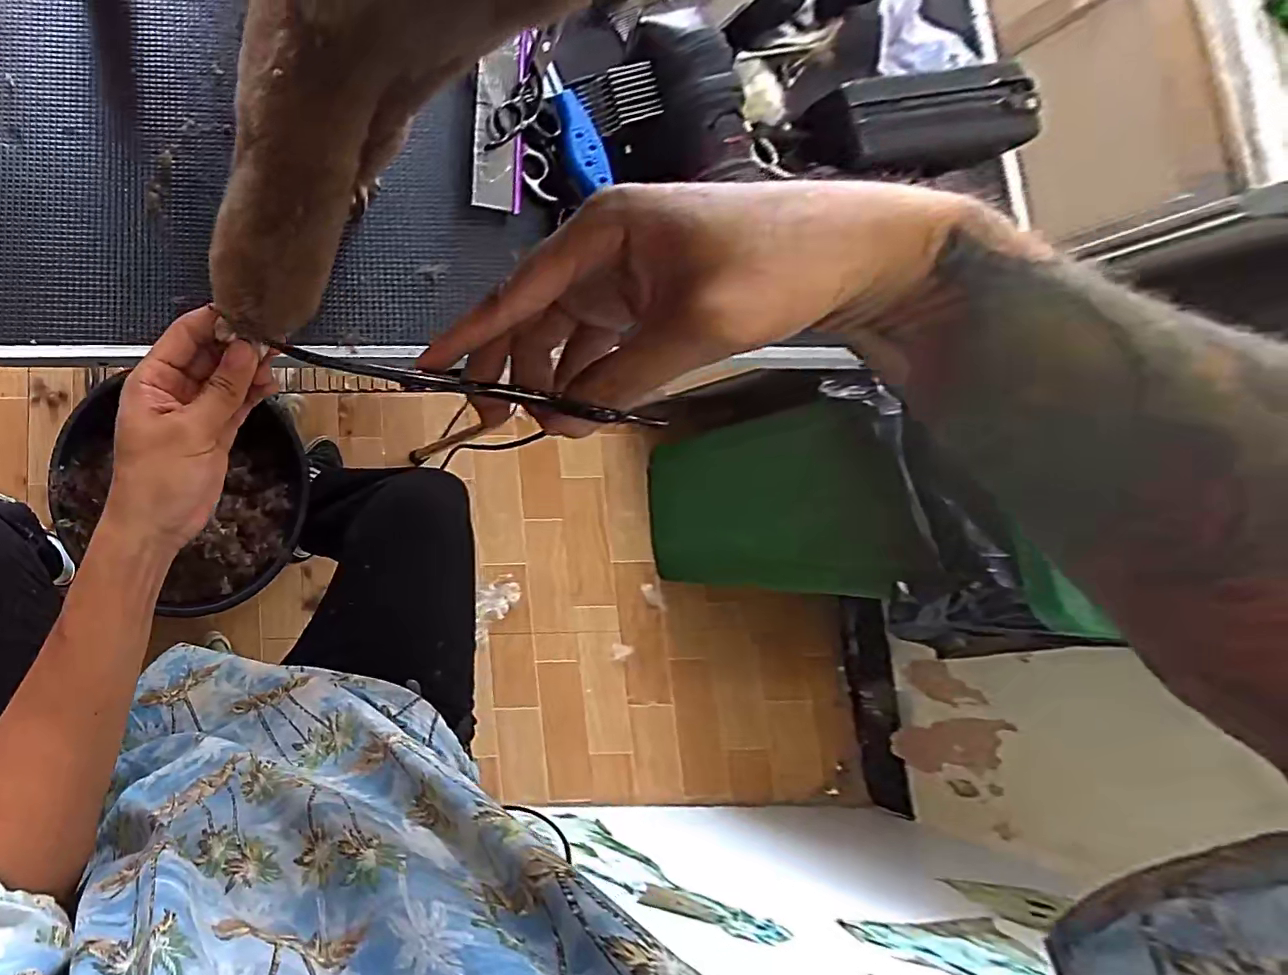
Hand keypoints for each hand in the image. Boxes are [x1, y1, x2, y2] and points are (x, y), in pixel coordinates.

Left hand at [105, 306, 277, 553]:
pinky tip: (269, 383)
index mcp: (152, 381)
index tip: (247, 311)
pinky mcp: (213, 431)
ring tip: (276, 358)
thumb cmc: (156, 481)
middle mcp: (172, 391)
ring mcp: (195, 411)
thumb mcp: (191, 431)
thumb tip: (247, 350)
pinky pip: (234, 404)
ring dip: (249, 369)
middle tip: (271, 336)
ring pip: (225, 379)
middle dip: (238, 345)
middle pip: (209, 355)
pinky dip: (251, 394)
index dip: (215, 321)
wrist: (155, 530)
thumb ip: (222, 390)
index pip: (184, 336)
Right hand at [417, 181, 1000, 435]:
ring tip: (554, 425)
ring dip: (549, 383)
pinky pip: (589, 346)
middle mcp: (597, 251)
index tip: (429, 365)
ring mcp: (616, 278)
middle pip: (526, 318)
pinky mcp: (635, 303)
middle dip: (507, 369)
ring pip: (555, 338)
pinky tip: (581, 408)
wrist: (862, 255)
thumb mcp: (691, 327)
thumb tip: (561, 416)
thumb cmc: (778, 265)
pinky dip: (580, 379)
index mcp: (600, 232)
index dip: (468, 332)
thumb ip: (616, 377)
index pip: (516, 290)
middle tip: (492, 418)